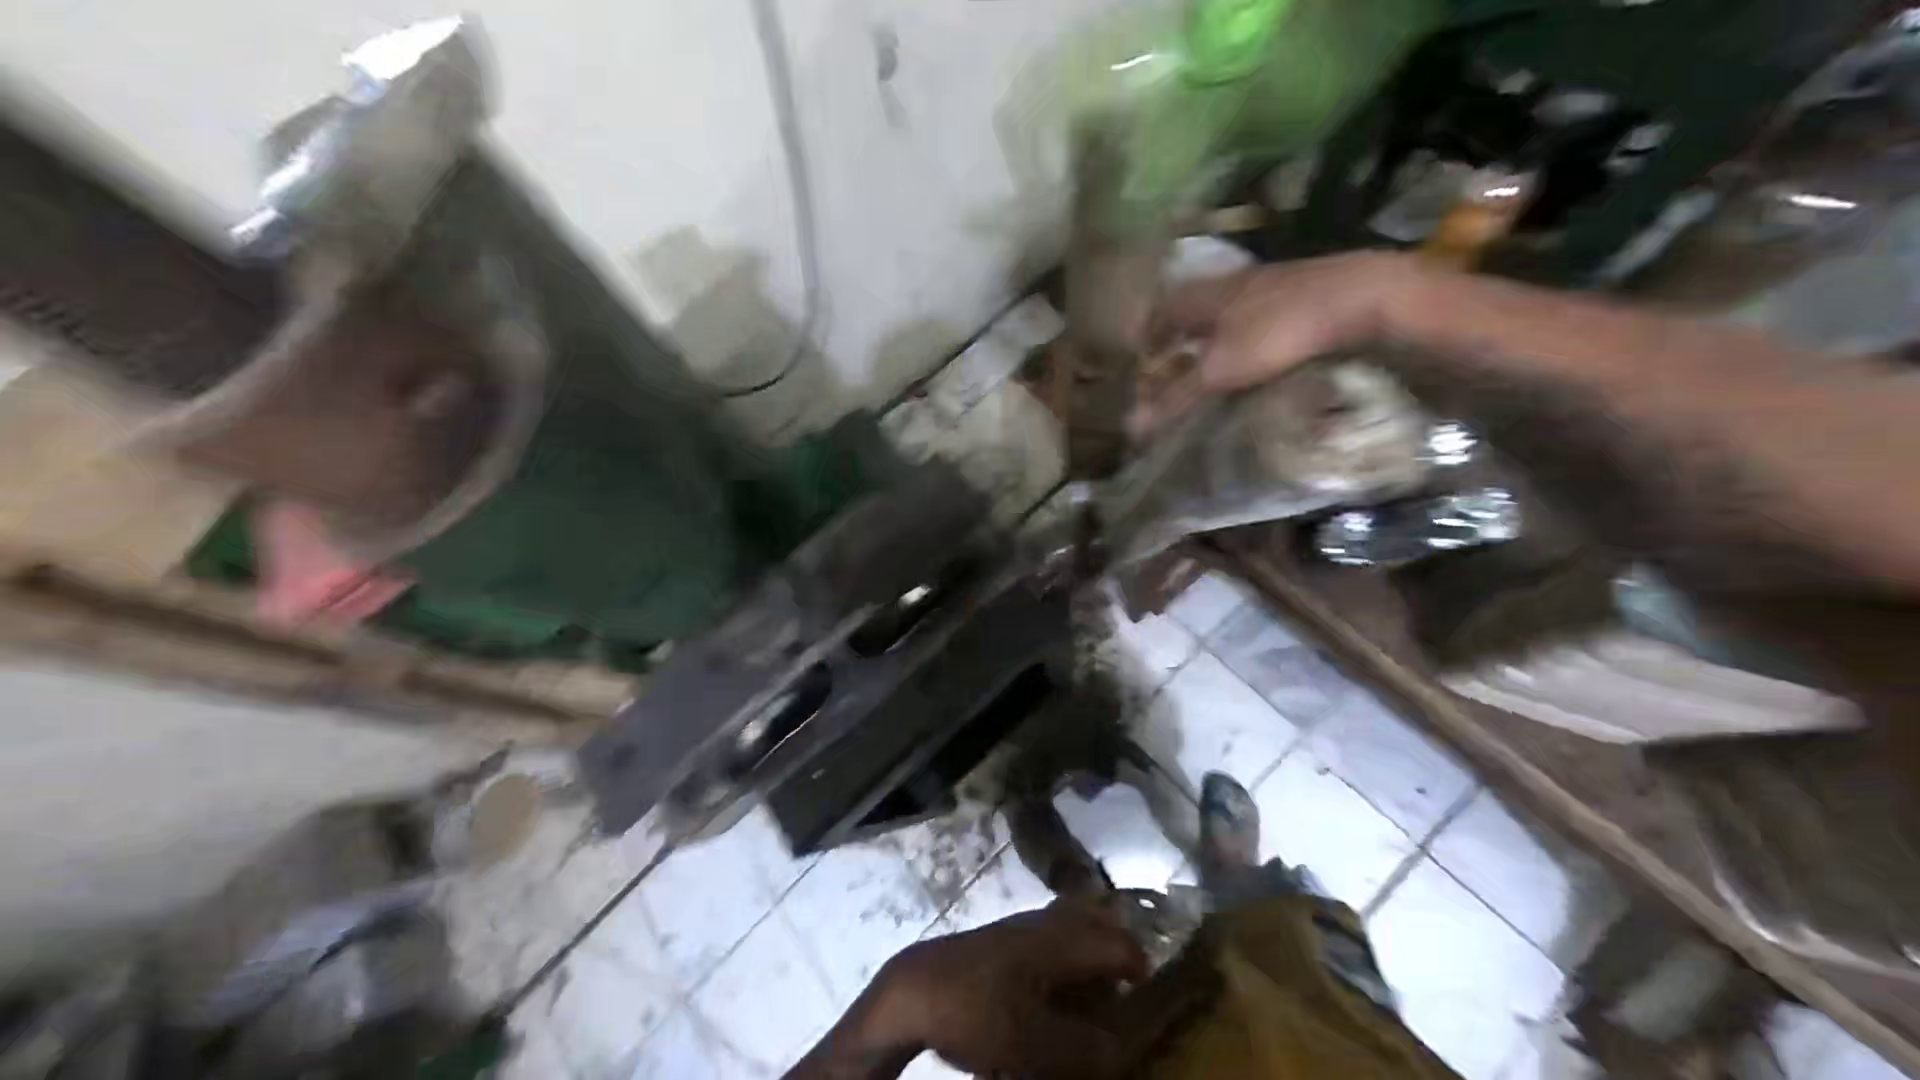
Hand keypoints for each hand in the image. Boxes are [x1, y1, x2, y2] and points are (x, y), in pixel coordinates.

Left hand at [874, 900, 1149, 1078]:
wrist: (917, 988)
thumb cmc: (978, 1012)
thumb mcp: (1035, 1045)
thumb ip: (1085, 1048)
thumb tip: (1120, 1048)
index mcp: (1061, 941)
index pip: (1118, 944)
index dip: (1141, 969)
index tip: (1150, 999)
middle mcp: (1046, 923)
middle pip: (1097, 924)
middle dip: (1118, 954)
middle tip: (1127, 992)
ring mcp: (1022, 925)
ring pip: (1072, 927)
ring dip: (1091, 954)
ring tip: (1096, 995)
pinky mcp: (1004, 937)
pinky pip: (1050, 935)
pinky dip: (1066, 956)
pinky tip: (1056, 989)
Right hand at [1136, 252, 1426, 429]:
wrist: (1358, 297)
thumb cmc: (1277, 329)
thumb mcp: (1220, 370)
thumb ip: (1175, 397)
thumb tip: (1131, 426)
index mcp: (1199, 294)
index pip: (1156, 313)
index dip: (1143, 341)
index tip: (1139, 370)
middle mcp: (1225, 285)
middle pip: (1186, 316)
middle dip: (1174, 346)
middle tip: (1169, 379)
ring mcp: (1262, 287)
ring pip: (1219, 318)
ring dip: (1206, 346)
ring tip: (1206, 378)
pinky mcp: (1293, 295)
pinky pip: (1248, 322)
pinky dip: (1237, 344)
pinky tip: (1248, 364)